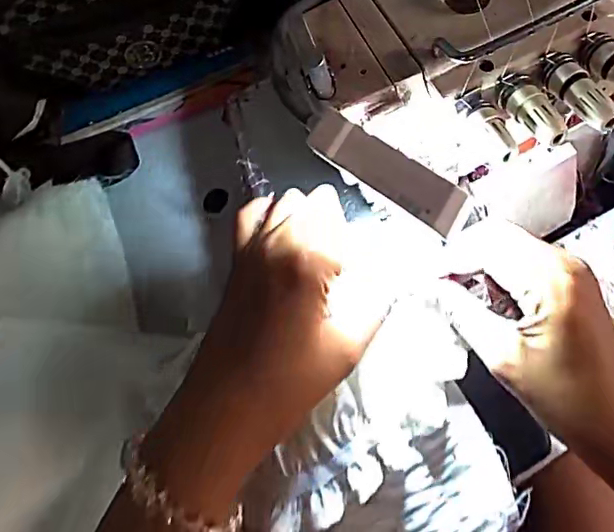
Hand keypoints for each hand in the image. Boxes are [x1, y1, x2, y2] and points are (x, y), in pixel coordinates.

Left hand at [143, 185, 391, 504]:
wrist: (223, 411)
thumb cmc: (286, 386)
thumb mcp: (346, 349)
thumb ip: (376, 304)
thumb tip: (390, 279)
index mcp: (310, 259)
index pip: (347, 228)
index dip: (358, 252)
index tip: (358, 279)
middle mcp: (280, 241)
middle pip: (318, 205)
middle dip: (335, 228)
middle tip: (340, 269)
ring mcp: (253, 245)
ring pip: (289, 202)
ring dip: (308, 217)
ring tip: (316, 255)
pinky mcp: (236, 257)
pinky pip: (254, 213)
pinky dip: (271, 214)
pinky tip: (283, 236)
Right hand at [435, 219, 613, 442]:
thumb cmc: (571, 400)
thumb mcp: (505, 360)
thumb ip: (466, 315)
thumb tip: (439, 290)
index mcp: (550, 277)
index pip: (487, 244)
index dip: (452, 258)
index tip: (429, 276)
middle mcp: (564, 261)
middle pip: (499, 235)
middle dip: (465, 255)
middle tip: (440, 282)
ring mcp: (571, 266)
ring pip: (512, 243)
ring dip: (483, 262)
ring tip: (462, 294)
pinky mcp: (573, 277)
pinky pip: (528, 258)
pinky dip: (503, 270)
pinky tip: (492, 300)